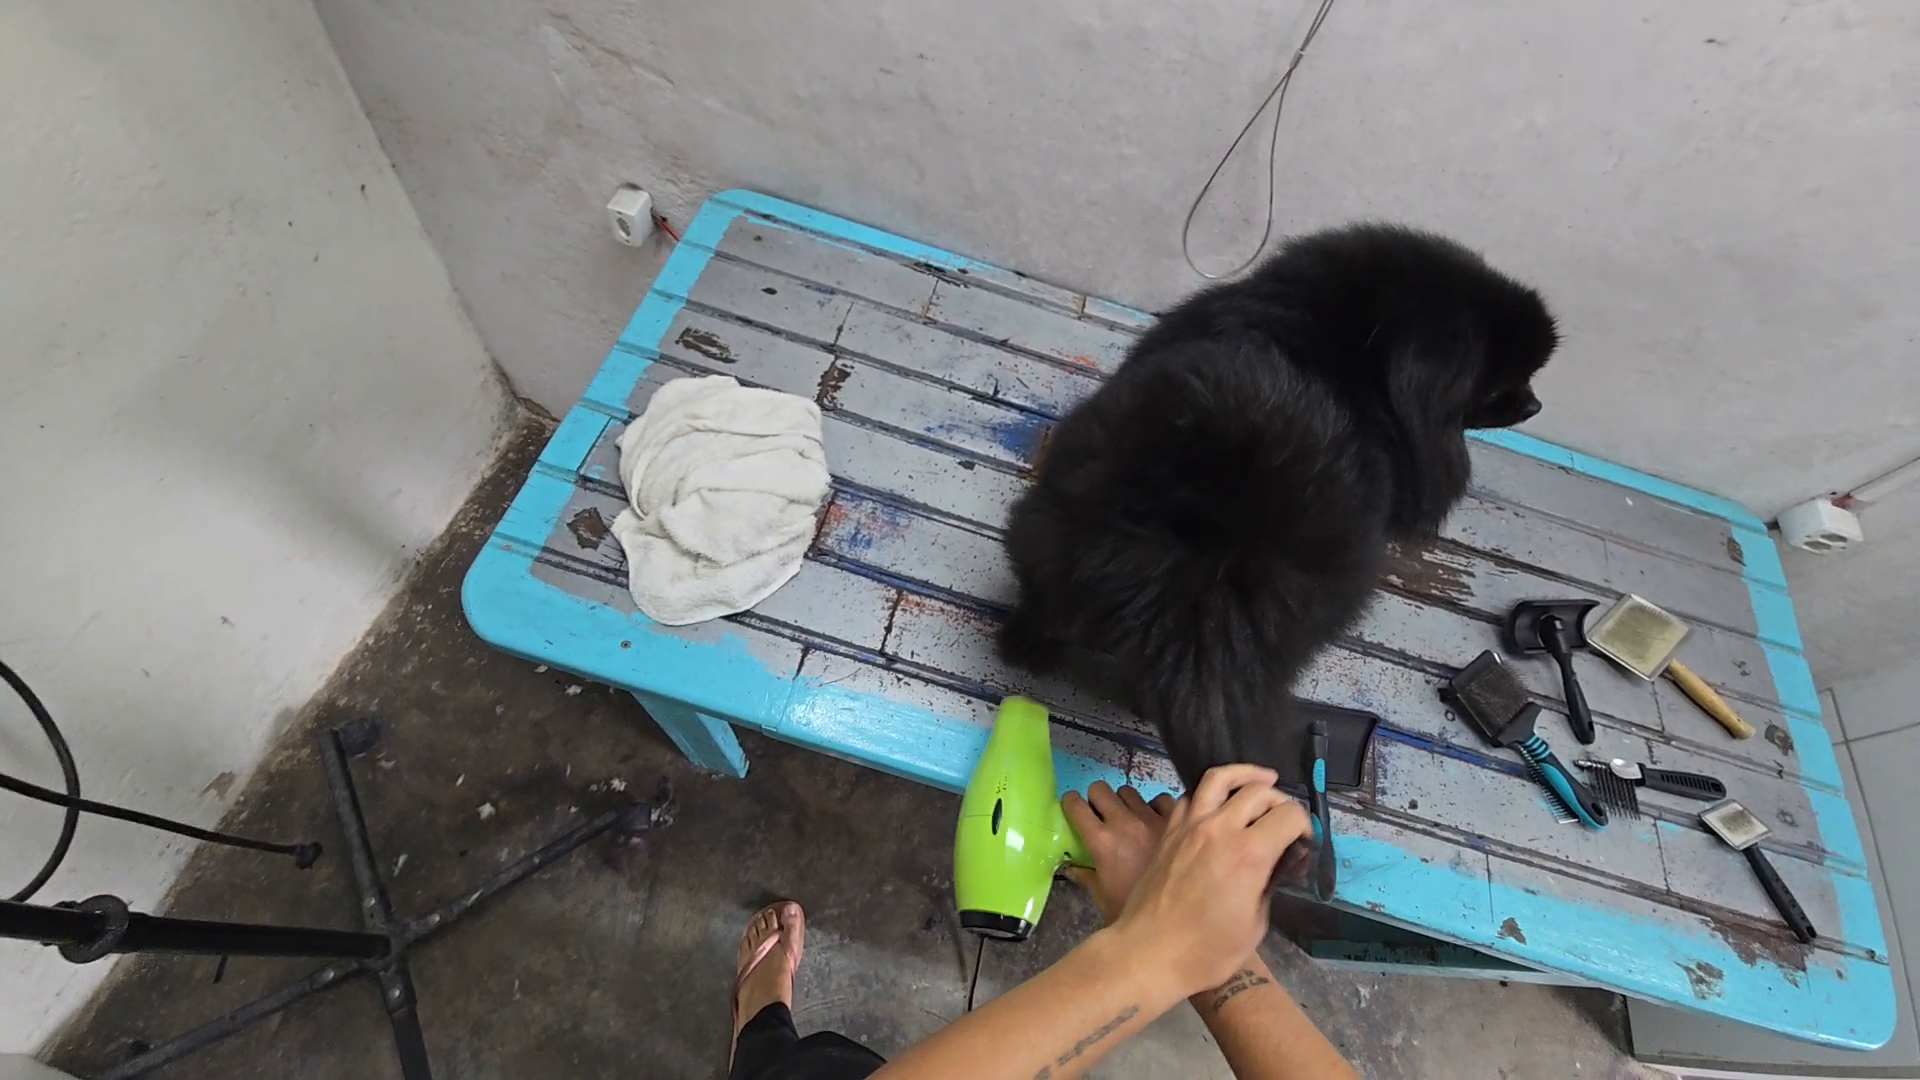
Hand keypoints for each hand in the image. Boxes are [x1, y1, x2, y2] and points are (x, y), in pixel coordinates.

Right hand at [1061, 782, 1176, 922]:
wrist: (1176, 926)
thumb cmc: (1134, 918)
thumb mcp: (1103, 898)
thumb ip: (1086, 877)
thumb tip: (1072, 866)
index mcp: (1102, 842)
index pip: (1075, 804)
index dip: (1071, 804)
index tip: (1073, 810)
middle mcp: (1125, 823)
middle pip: (1100, 789)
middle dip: (1097, 799)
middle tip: (1101, 815)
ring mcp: (1152, 820)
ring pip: (1129, 791)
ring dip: (1125, 803)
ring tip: (1130, 819)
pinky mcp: (1177, 822)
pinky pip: (1161, 799)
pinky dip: (1156, 808)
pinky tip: (1156, 822)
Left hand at [1105, 765, 1309, 997]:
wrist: (1152, 949)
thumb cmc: (1208, 950)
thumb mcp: (1255, 923)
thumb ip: (1267, 884)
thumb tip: (1272, 864)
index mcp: (1248, 853)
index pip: (1287, 815)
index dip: (1303, 825)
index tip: (1304, 841)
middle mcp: (1219, 828)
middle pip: (1257, 790)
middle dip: (1280, 799)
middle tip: (1286, 815)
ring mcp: (1189, 824)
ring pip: (1217, 778)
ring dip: (1244, 774)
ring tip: (1261, 778)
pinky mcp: (1169, 829)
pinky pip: (1191, 797)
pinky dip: (1209, 794)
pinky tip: (1217, 805)